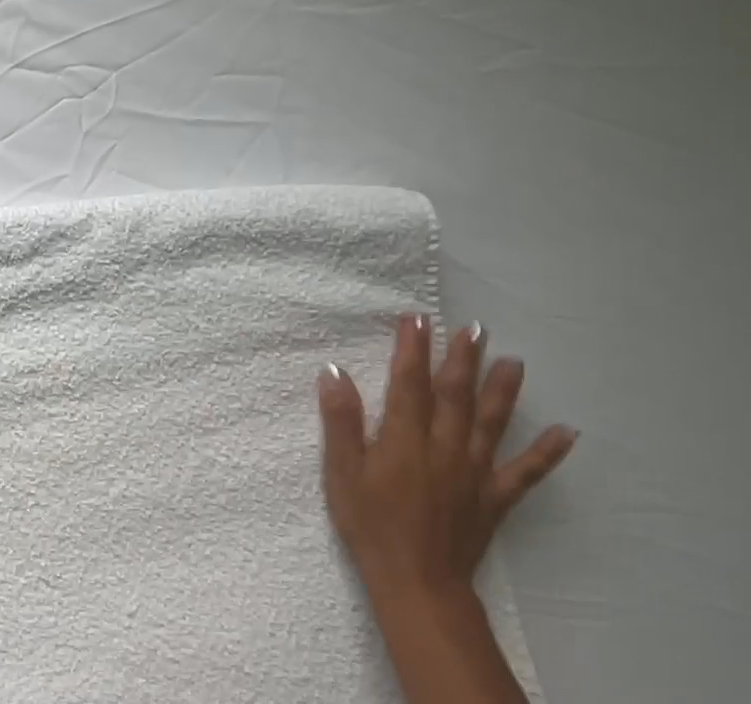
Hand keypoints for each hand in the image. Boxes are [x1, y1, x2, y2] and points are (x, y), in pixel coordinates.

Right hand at [318, 314, 575, 605]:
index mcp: (404, 439)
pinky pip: (525, 472)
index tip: (416, 319)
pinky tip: (566, 433)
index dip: (412, 349)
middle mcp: (444, 447)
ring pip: (491, 423)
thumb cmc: (369, 523)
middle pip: (455, 395)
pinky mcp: (493, 498)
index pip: (409, 383)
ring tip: (513, 361)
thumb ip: (341, 421)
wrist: (417, 581)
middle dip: (460, 359)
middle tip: (472, 328)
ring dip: (503, 390)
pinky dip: (548, 452)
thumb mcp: (341, 471)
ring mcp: (474, 472)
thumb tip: (335, 373)